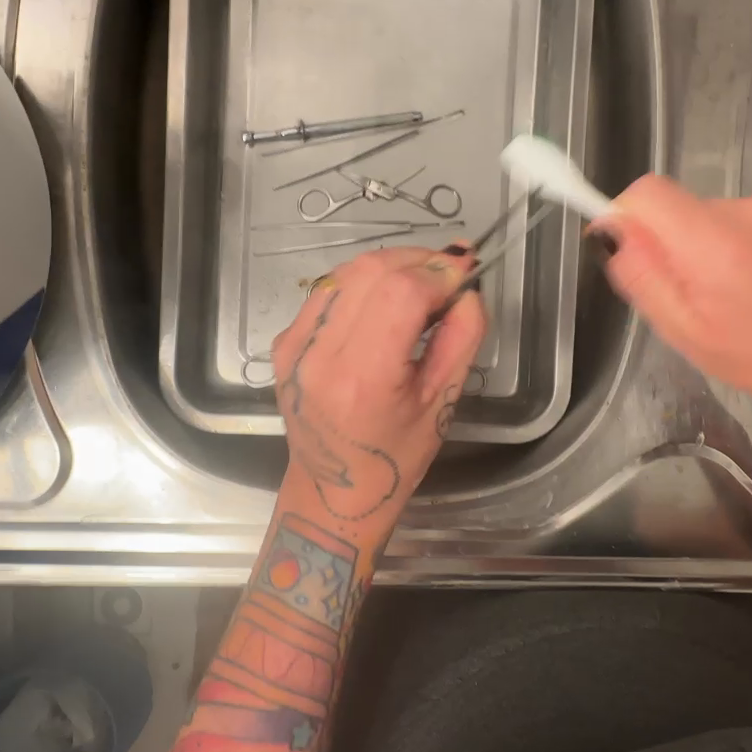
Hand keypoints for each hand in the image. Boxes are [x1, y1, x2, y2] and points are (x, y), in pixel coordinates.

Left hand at [271, 247, 485, 525]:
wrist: (334, 490)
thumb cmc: (396, 456)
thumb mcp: (443, 402)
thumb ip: (462, 337)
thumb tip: (466, 287)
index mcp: (363, 377)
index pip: (402, 292)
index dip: (439, 273)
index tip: (465, 276)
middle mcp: (320, 353)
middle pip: (371, 270)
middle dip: (418, 261)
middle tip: (447, 277)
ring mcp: (296, 345)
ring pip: (347, 272)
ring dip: (391, 267)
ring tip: (421, 288)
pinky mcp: (286, 342)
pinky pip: (329, 291)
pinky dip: (362, 285)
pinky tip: (384, 305)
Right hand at [596, 176, 751, 444]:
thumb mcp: (684, 331)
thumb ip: (642, 276)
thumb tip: (612, 230)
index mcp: (714, 242)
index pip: (646, 193)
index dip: (626, 215)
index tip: (629, 246)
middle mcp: (749, 208)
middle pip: (681, 208)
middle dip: (676, 244)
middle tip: (699, 294)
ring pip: (714, 212)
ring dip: (713, 243)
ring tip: (741, 289)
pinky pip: (748, 212)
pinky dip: (746, 238)